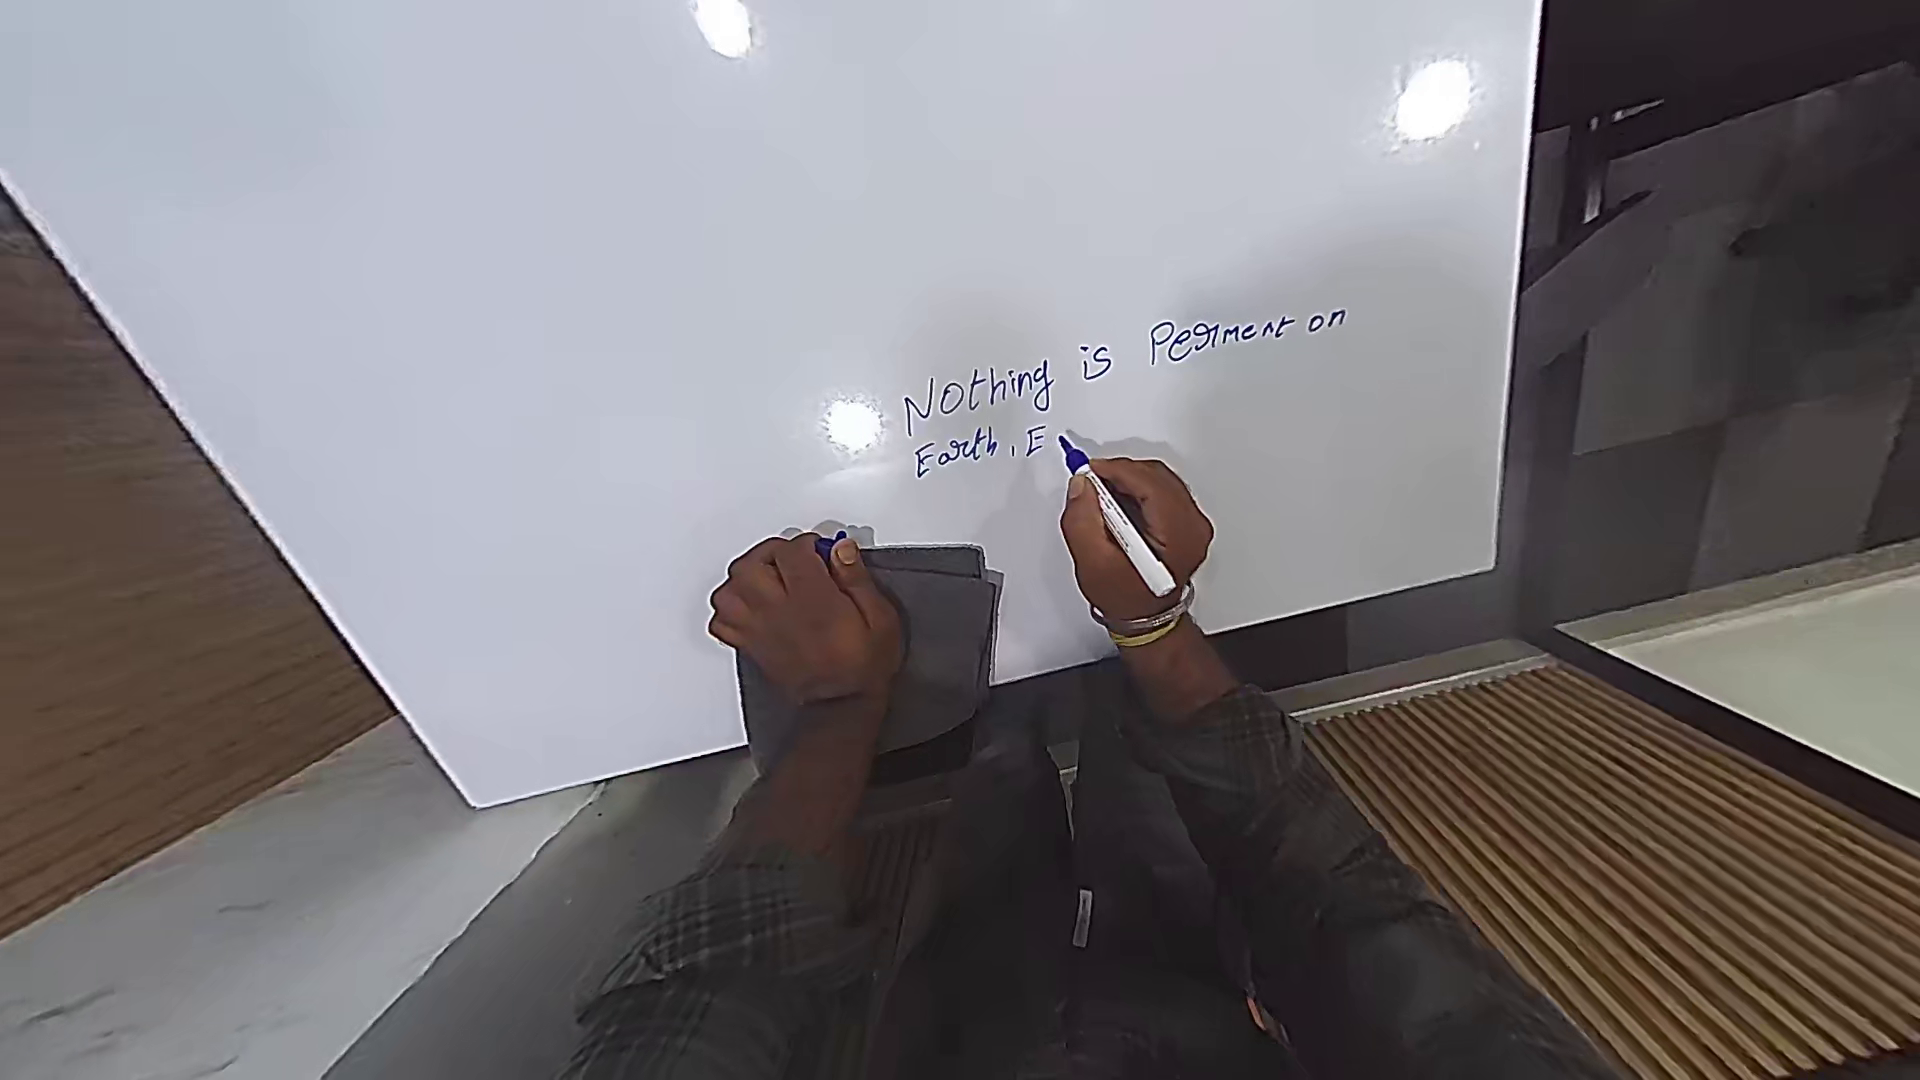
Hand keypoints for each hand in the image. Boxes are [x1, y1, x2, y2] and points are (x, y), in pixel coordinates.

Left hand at [708, 534, 902, 703]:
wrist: (843, 704)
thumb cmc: (865, 663)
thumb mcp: (880, 617)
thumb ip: (857, 579)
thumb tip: (841, 549)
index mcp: (813, 600)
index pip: (792, 552)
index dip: (807, 543)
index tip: (822, 550)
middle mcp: (779, 611)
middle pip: (750, 565)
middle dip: (771, 553)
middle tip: (793, 559)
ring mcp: (759, 630)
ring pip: (729, 589)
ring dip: (746, 577)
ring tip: (770, 579)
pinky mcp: (751, 646)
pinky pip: (721, 621)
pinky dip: (730, 609)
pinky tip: (752, 605)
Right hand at [1059, 457, 1212, 620]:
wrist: (1144, 619)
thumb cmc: (1125, 599)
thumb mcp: (1092, 563)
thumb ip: (1082, 521)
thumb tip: (1082, 486)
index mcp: (1178, 536)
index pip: (1150, 485)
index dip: (1117, 471)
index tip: (1091, 470)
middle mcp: (1193, 527)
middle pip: (1157, 477)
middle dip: (1121, 473)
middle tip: (1092, 481)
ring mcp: (1192, 525)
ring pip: (1159, 481)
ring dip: (1128, 481)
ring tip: (1101, 494)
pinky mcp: (1185, 524)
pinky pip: (1161, 491)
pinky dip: (1136, 490)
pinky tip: (1116, 504)